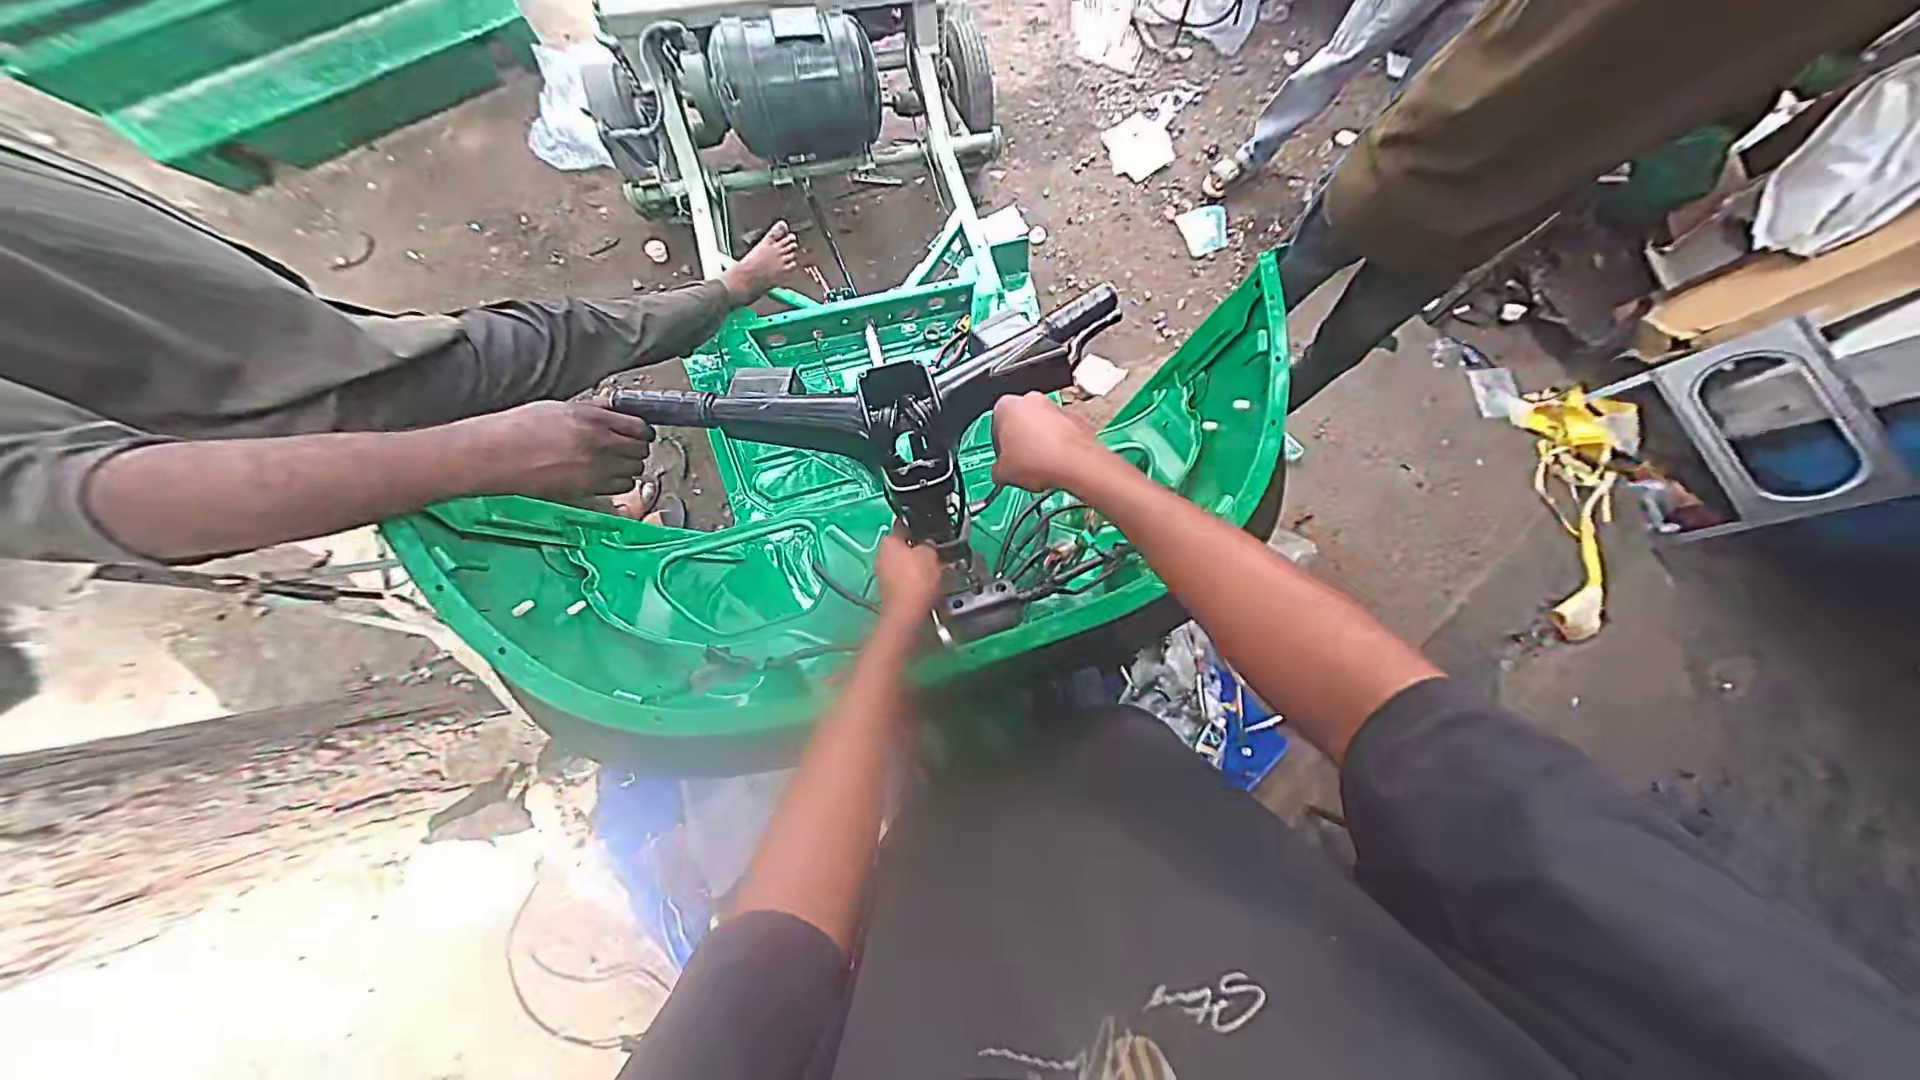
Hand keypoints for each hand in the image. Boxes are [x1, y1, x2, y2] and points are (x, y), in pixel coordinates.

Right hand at [460, 400, 653, 497]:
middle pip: (641, 450)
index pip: (639, 427)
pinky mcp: (588, 489)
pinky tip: (602, 477)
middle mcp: (599, 443)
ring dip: (628, 467)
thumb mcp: (557, 408)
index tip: (639, 434)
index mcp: (592, 419)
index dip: (642, 432)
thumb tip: (615, 412)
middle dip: (636, 449)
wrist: (491, 455)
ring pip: (635, 470)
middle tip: (624, 449)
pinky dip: (617, 483)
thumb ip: (592, 411)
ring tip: (610, 464)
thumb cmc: (516, 429)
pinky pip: (621, 487)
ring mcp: (596, 468)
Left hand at [873, 531, 942, 618]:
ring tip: (938, 570)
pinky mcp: (890, 591)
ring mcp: (883, 574)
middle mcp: (881, 555)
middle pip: (905, 547)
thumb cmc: (917, 577)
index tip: (933, 532)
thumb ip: (929, 544)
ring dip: (920, 566)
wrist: (907, 612)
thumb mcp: (930, 553)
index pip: (904, 526)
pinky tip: (930, 584)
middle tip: (938, 552)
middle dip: (920, 549)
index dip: (920, 527)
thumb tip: (927, 544)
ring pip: (906, 564)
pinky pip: (906, 579)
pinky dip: (916, 580)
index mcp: (888, 541)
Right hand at [990, 393, 1112, 493]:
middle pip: (1020, 424)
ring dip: (1039, 445)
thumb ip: (997, 470)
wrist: (1076, 463)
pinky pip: (1060, 433)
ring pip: (1041, 427)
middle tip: (1021, 465)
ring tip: (1040, 468)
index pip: (995, 428)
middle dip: (1020, 444)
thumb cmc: (1039, 460)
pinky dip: (1057, 446)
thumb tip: (1000, 473)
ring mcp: (1055, 407)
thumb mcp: (1004, 473)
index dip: (1000, 449)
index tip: (1004, 462)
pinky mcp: (1075, 418)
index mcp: (1006, 406)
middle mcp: (1030, 400)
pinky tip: (1056, 465)